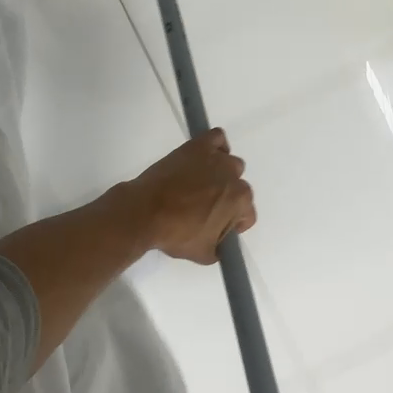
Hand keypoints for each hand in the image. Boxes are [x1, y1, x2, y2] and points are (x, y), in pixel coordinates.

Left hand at [118, 129, 256, 264]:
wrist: (146, 211)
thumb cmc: (176, 233)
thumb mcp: (206, 254)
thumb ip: (222, 246)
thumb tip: (222, 241)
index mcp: (239, 201)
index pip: (247, 214)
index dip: (232, 225)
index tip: (216, 228)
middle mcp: (233, 175)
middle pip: (238, 188)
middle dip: (226, 199)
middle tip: (205, 208)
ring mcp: (215, 157)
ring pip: (229, 163)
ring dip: (220, 174)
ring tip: (200, 185)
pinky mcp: (198, 146)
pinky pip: (217, 137)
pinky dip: (216, 146)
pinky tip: (204, 159)